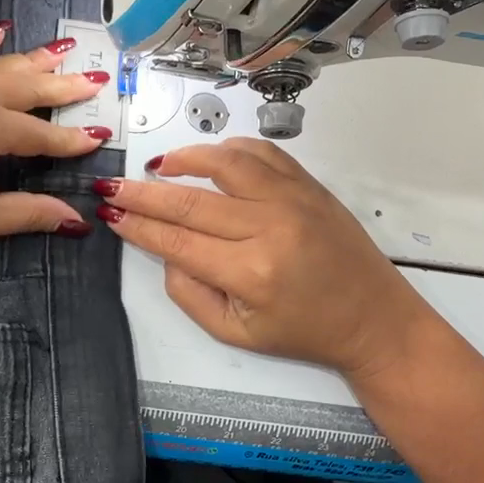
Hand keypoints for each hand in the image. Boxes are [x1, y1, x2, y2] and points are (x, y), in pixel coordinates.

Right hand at [93, 139, 435, 378]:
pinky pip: (261, 153)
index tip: (109, 212)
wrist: (374, 318)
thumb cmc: (302, 331)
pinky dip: (228, 150)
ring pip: (225, 162)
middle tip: (111, 185)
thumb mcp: (235, 332)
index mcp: (251, 273)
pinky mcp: (309, 185)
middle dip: (142, 193)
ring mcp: (294, 200)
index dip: (137, 226)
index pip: (176, 241)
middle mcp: (271, 228)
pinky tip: (209, 159)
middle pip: (191, 200)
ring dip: (184, 159)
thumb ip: (189, 294)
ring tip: (156, 166)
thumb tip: (163, 250)